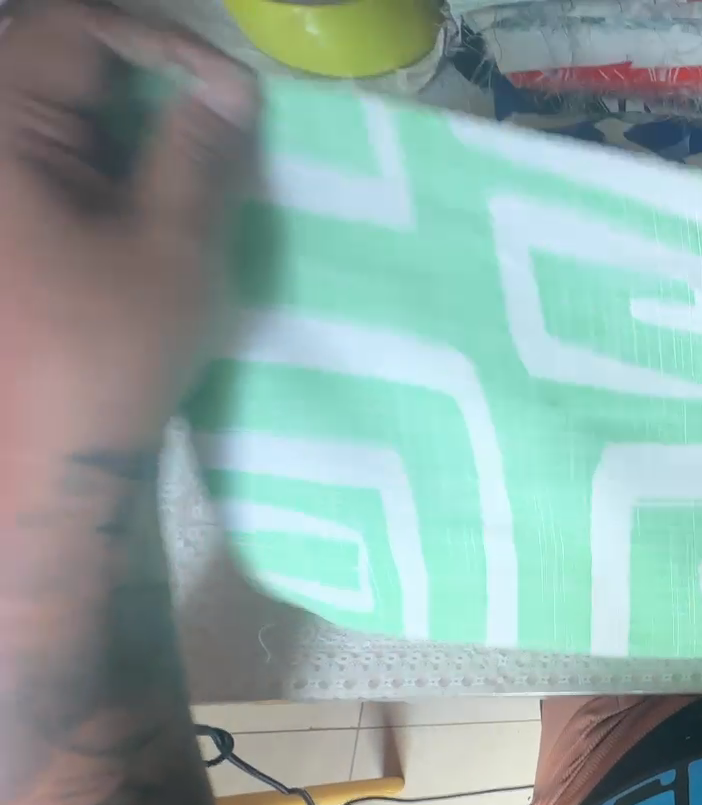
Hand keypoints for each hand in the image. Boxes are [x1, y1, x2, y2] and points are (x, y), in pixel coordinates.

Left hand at [0, 3, 255, 460]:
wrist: (42, 432)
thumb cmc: (110, 340)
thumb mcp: (173, 245)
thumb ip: (198, 157)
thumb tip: (232, 87)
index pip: (69, 31)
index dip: (165, 46)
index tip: (242, 92)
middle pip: (53, 57)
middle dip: (150, 80)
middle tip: (226, 125)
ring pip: (54, 102)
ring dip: (133, 120)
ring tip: (200, 163)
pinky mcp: (2, 208)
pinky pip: (47, 146)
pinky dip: (108, 153)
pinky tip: (155, 191)